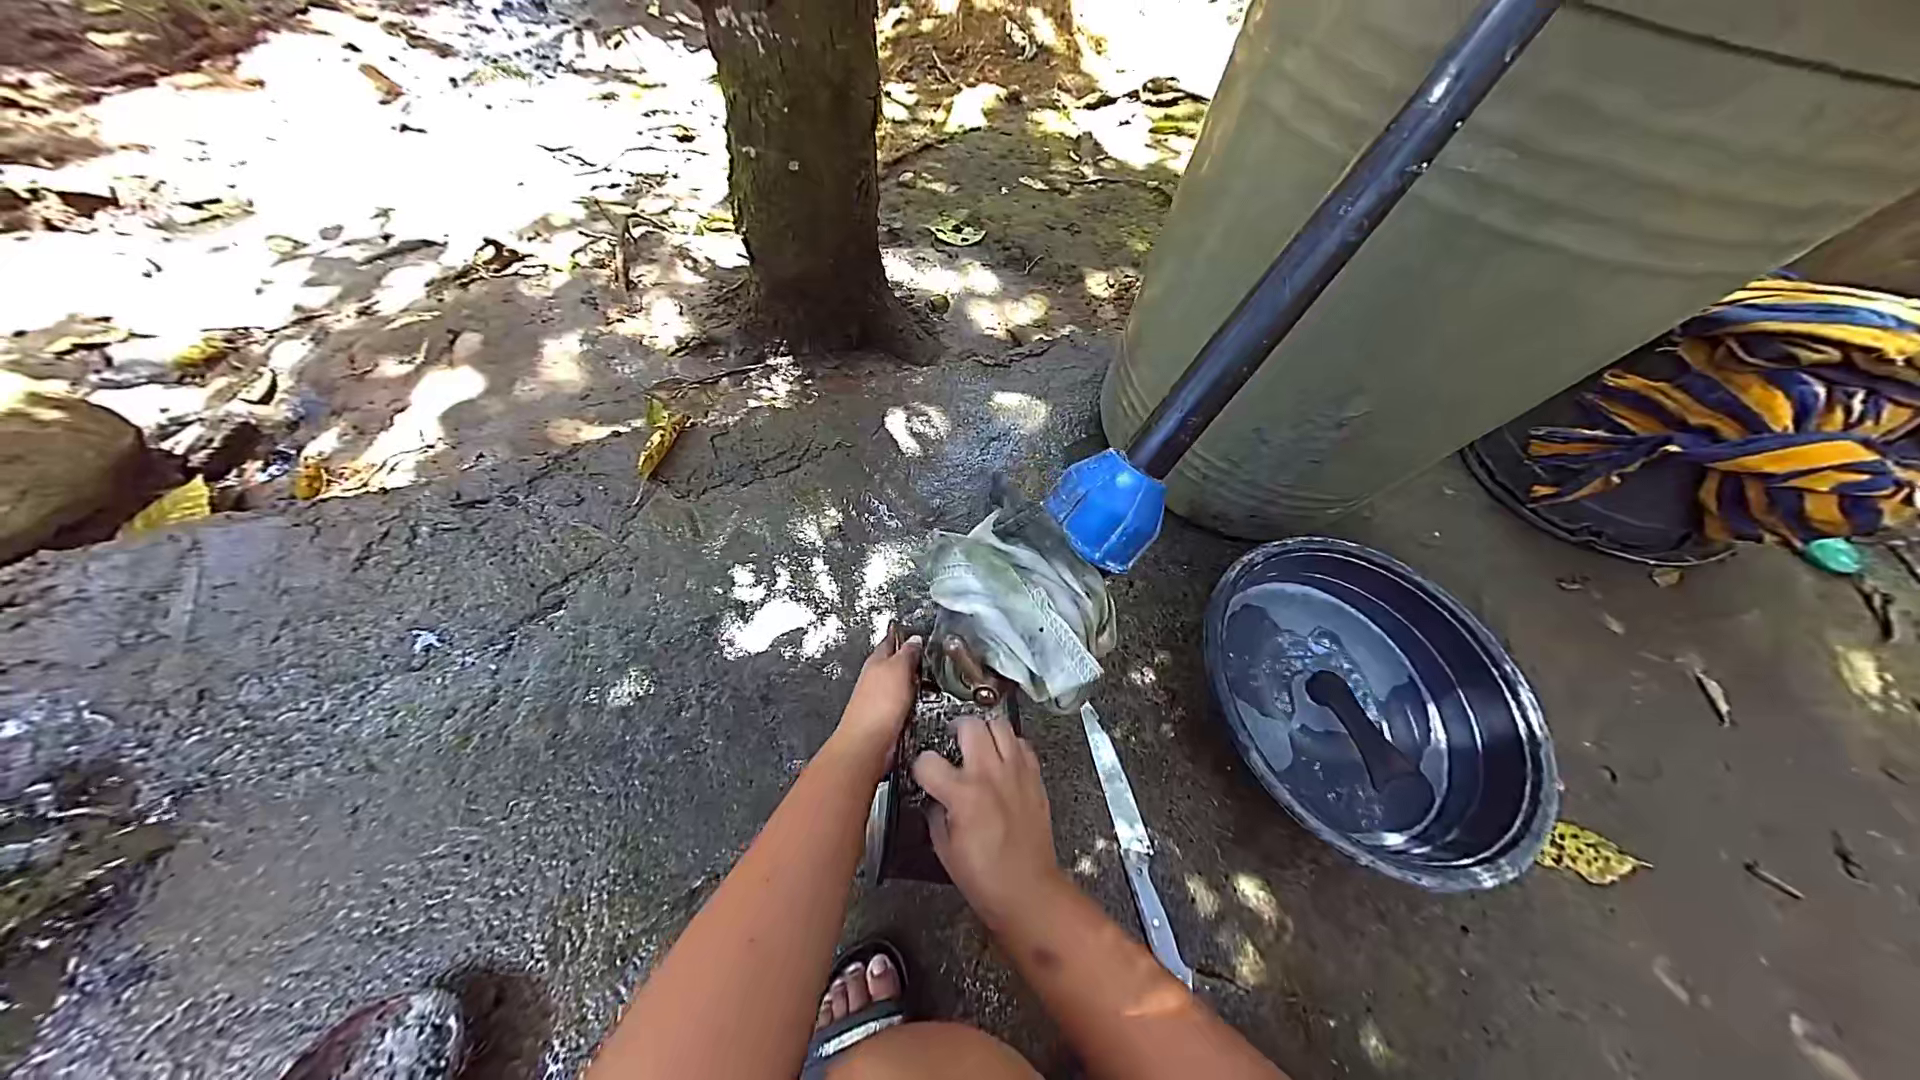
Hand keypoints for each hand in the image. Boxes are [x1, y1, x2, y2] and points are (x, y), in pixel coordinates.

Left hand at [831, 631, 922, 766]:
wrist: (868, 744)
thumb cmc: (878, 706)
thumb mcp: (898, 670)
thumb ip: (907, 653)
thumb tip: (914, 639)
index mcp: (876, 661)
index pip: (890, 641)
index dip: (903, 635)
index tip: (915, 632)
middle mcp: (875, 678)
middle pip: (895, 663)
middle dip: (911, 660)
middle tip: (928, 655)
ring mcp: (880, 699)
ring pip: (900, 684)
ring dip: (913, 682)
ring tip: (930, 679)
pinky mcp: (886, 718)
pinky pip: (903, 704)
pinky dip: (912, 701)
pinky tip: (921, 703)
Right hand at [912, 712, 1063, 923]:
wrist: (1028, 891)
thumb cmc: (989, 878)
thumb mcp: (944, 848)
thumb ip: (935, 813)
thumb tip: (934, 798)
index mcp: (963, 795)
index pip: (928, 760)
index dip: (920, 765)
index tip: (923, 771)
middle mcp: (990, 776)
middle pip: (969, 725)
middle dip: (954, 729)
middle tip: (951, 740)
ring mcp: (1015, 773)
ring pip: (999, 725)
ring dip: (984, 730)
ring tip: (978, 742)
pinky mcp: (1034, 778)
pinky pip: (1022, 745)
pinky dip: (1010, 745)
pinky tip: (1002, 759)